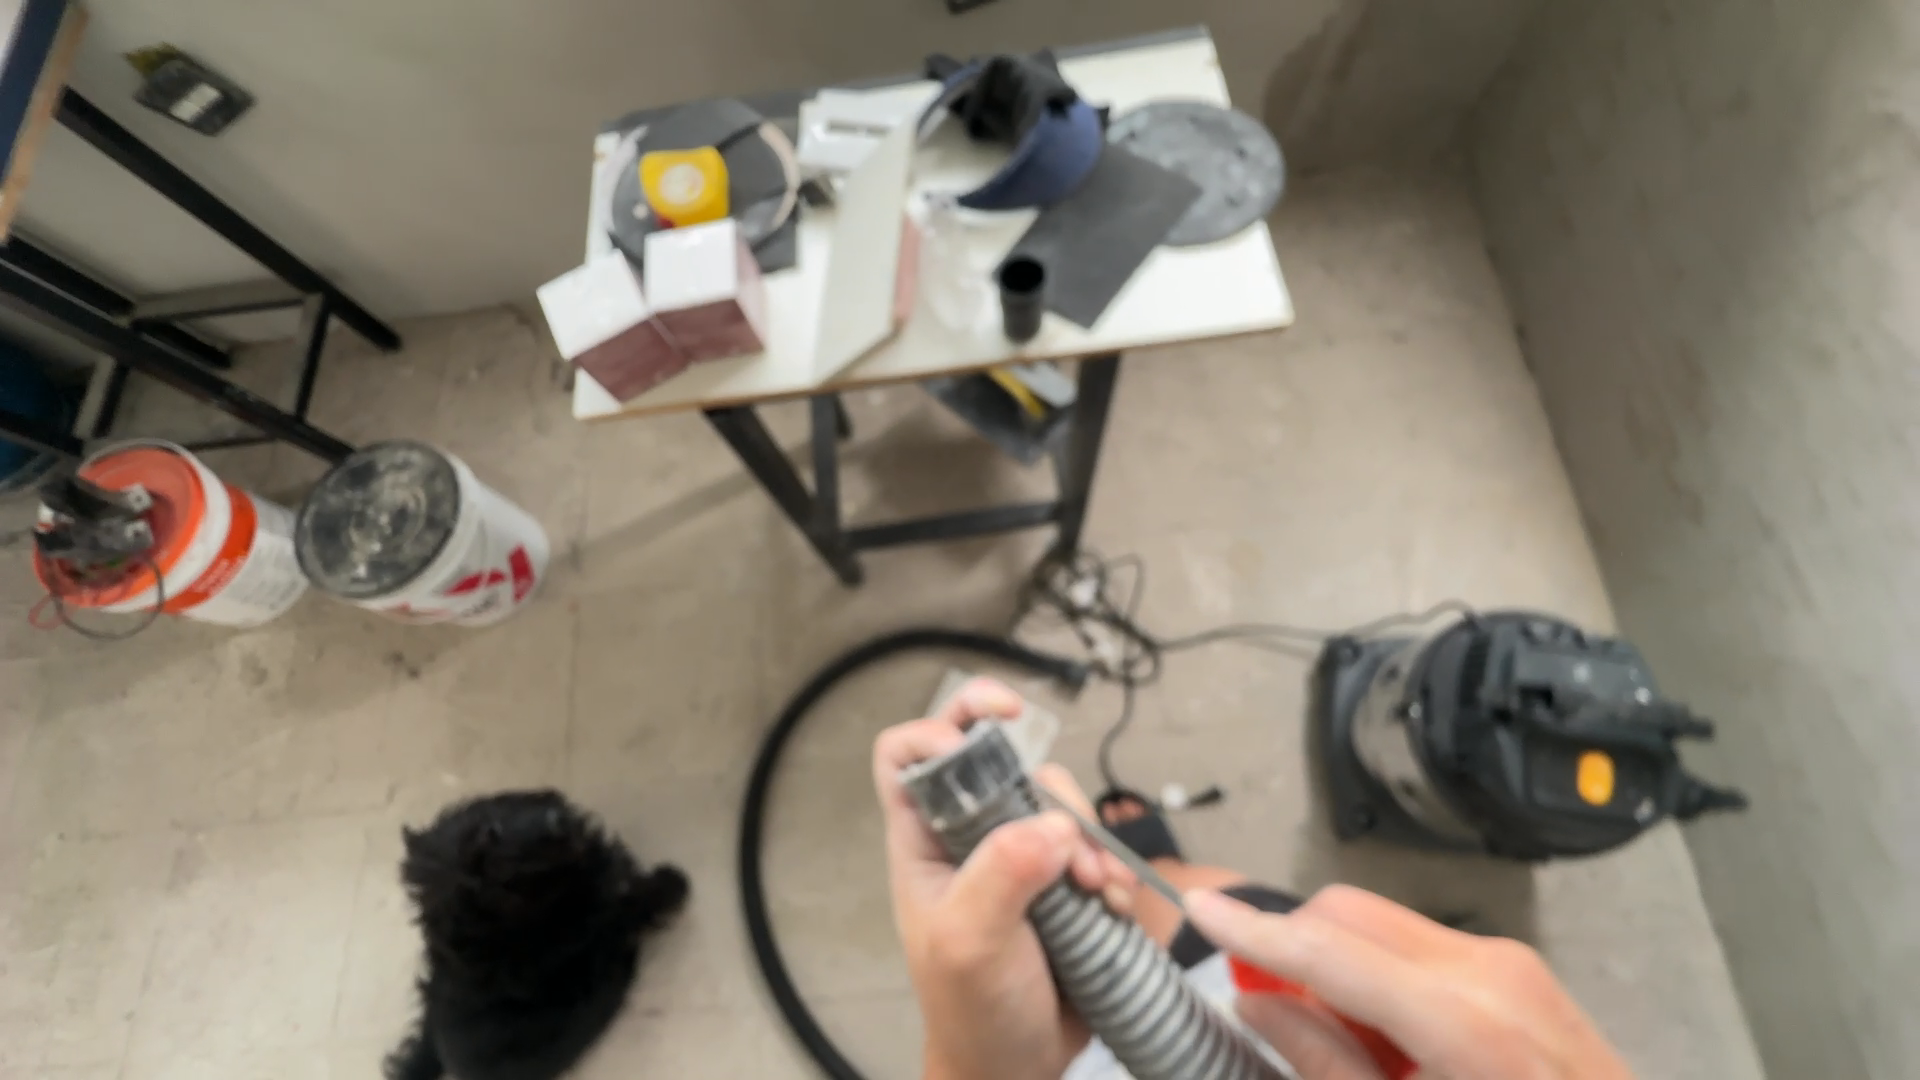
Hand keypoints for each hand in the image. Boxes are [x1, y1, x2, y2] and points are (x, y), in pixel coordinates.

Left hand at [873, 678, 1134, 1079]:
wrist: (1018, 1062)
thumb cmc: (971, 1007)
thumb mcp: (969, 943)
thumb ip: (1000, 877)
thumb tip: (1051, 825)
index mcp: (924, 838)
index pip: (911, 753)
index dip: (944, 723)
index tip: (1000, 718)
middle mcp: (969, 832)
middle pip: (1004, 764)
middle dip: (1047, 795)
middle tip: (1072, 853)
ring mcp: (1018, 848)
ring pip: (1056, 799)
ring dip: (1087, 835)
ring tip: (1097, 888)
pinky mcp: (1060, 870)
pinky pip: (1091, 838)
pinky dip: (1109, 860)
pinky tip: (1112, 899)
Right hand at [1184, 886, 1635, 1079]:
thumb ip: (1321, 1062)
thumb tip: (1252, 1002)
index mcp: (1468, 1024)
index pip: (1326, 949)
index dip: (1251, 928)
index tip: (1196, 906)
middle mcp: (1488, 970)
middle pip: (1343, 913)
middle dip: (1293, 946)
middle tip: (1270, 1004)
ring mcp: (1509, 963)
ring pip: (1372, 921)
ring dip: (1333, 960)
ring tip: (1349, 1039)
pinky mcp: (1516, 969)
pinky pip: (1410, 942)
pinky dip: (1375, 972)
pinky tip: (1391, 1036)